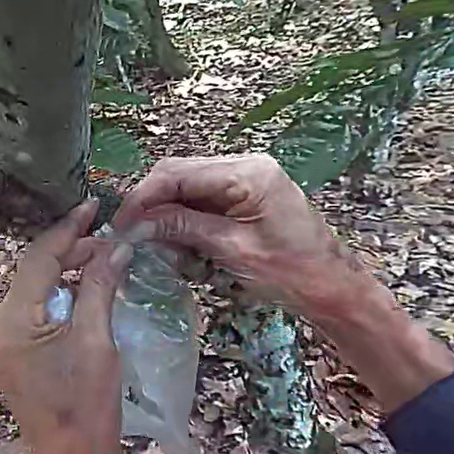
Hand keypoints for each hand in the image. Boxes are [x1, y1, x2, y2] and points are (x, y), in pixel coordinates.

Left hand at [0, 199, 133, 453]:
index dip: (70, 229)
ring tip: (105, 258)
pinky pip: (36, 312)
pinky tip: (88, 289)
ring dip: (68, 273)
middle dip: (72, 251)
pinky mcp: (13, 354)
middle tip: (111, 237)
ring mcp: (1, 342)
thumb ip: (101, 285)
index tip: (96, 205)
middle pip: (35, 272)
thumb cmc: (89, 408)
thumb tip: (118, 243)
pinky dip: (62, 297)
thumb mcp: (98, 340)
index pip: (40, 259)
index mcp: (10, 321)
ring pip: (36, 290)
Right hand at [112, 154, 362, 320]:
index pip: (178, 173)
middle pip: (179, 175)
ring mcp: (246, 178)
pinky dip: (186, 221)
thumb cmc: (292, 273)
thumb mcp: (233, 251)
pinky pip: (203, 201)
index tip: (120, 226)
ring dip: (168, 216)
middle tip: (132, 238)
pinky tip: (181, 246)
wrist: (333, 288)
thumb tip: (137, 224)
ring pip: (187, 188)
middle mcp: (246, 165)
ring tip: (160, 248)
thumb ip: (184, 228)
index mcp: (248, 172)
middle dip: (152, 206)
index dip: (143, 198)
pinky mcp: (245, 195)